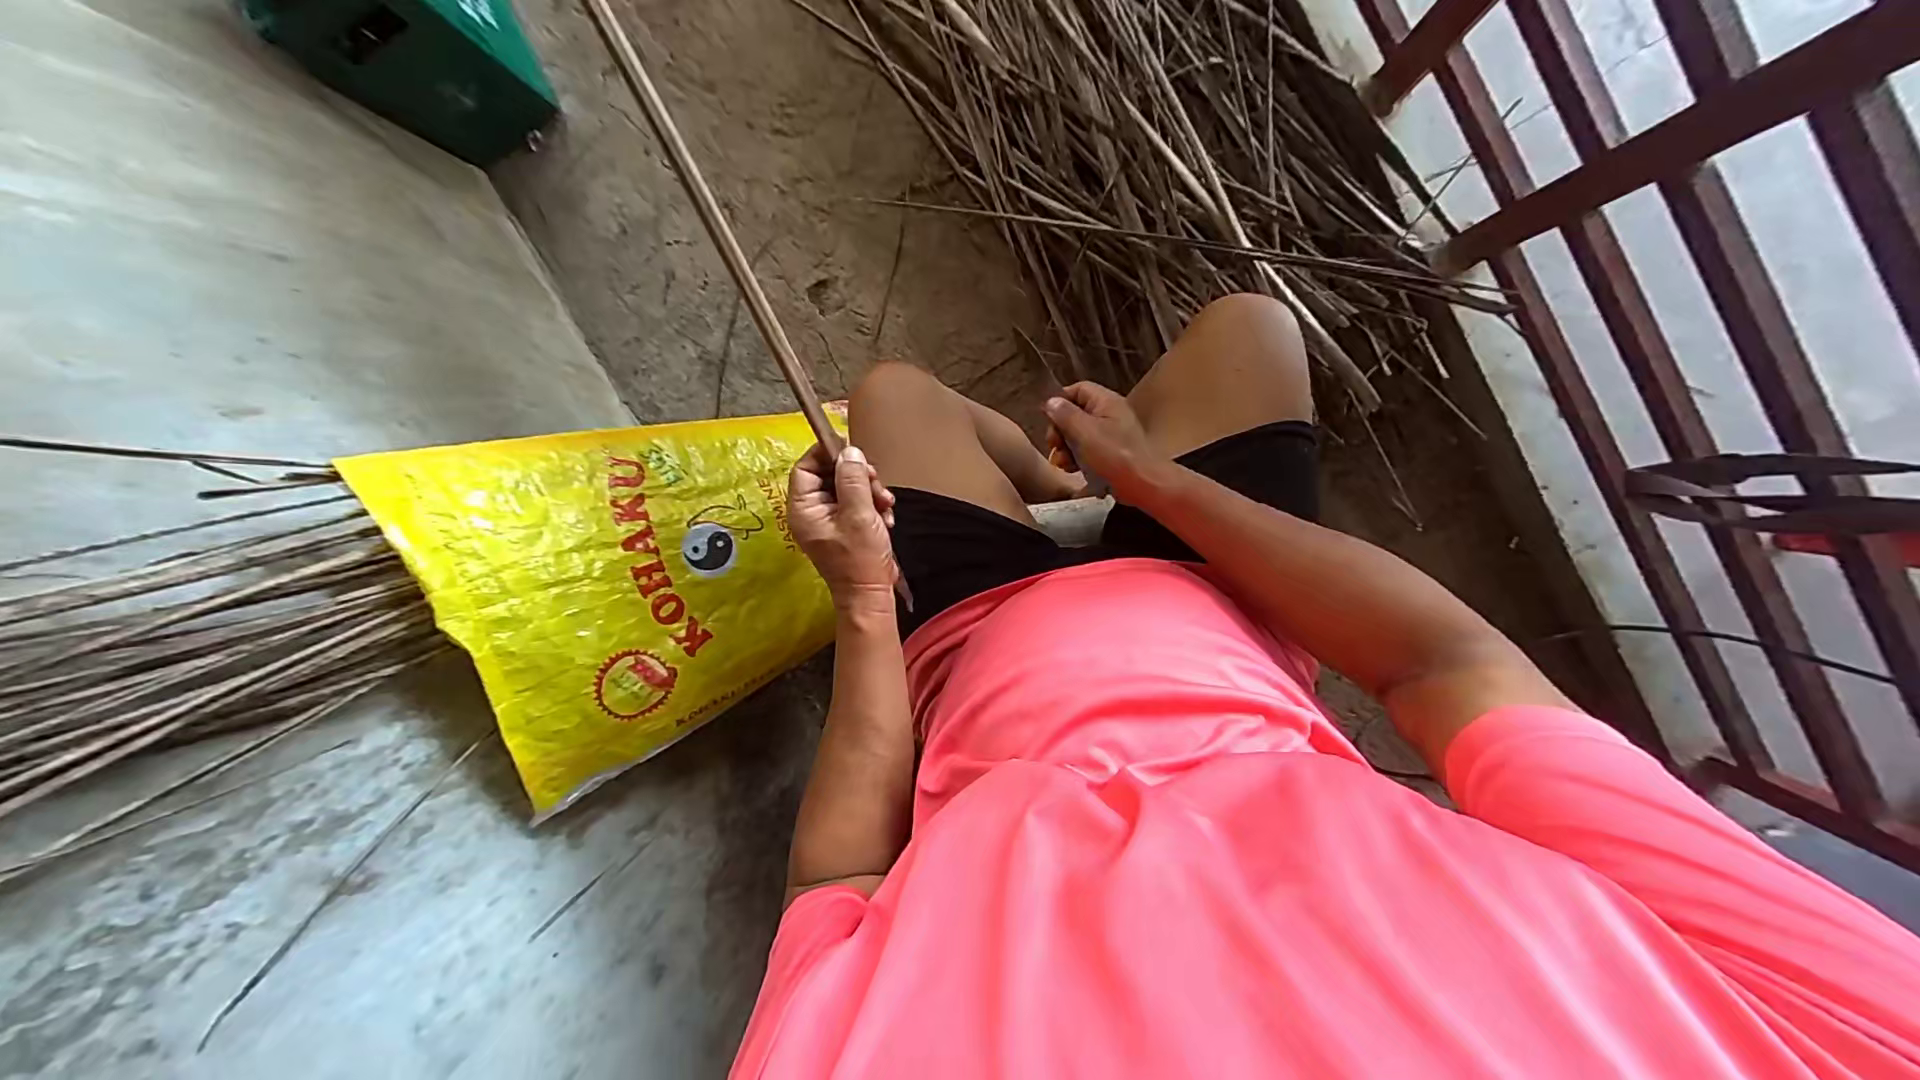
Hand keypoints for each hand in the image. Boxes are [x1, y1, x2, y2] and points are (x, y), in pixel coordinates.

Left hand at [788, 443, 899, 612]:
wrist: (871, 594)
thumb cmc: (860, 559)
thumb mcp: (859, 514)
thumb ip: (853, 479)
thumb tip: (850, 451)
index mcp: (803, 508)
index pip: (806, 467)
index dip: (827, 454)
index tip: (852, 450)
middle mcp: (811, 512)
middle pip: (829, 475)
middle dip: (857, 476)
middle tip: (876, 482)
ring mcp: (828, 520)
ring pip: (847, 488)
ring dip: (870, 492)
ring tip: (886, 505)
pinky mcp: (844, 527)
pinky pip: (857, 504)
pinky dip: (873, 506)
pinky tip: (886, 517)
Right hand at [1043, 382, 1170, 501]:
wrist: (1141, 485)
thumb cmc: (1113, 456)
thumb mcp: (1083, 432)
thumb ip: (1064, 414)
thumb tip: (1051, 402)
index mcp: (1106, 402)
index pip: (1077, 390)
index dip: (1060, 402)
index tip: (1048, 420)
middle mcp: (1109, 415)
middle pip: (1075, 414)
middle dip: (1060, 431)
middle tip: (1054, 445)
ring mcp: (1110, 435)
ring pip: (1078, 435)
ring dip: (1065, 448)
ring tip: (1063, 463)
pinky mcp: (1110, 454)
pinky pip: (1087, 451)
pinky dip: (1076, 459)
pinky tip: (1072, 469)